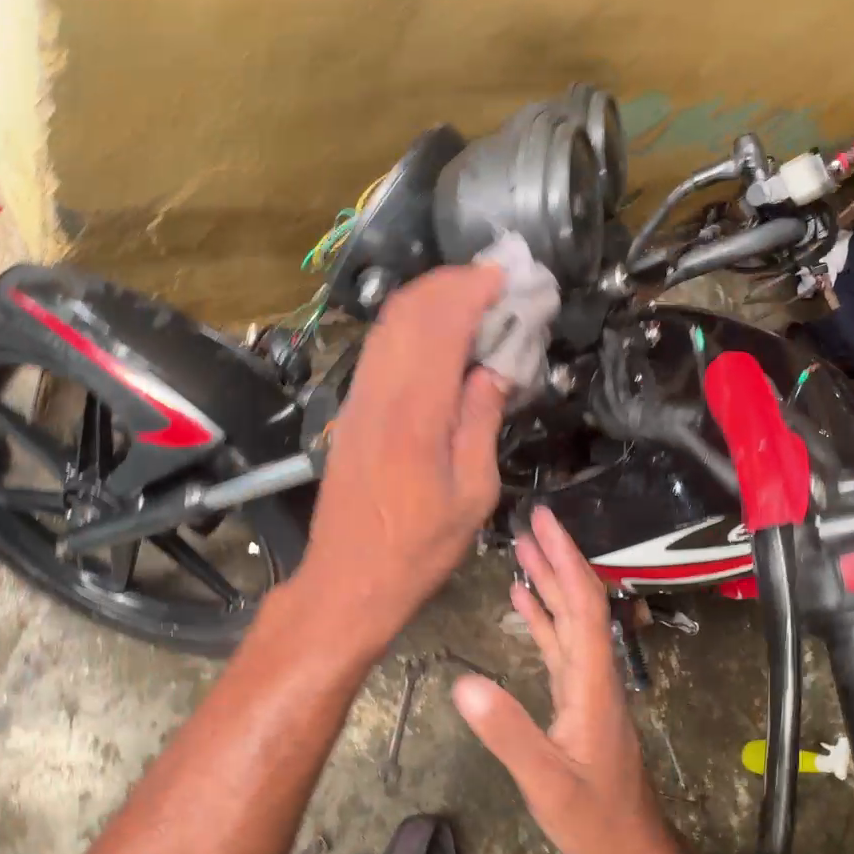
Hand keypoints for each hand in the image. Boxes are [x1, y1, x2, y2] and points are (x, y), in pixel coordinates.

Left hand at [296, 265, 509, 643]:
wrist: (349, 577)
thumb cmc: (418, 547)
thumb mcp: (473, 494)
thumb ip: (481, 422)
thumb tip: (494, 370)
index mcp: (417, 414)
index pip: (441, 326)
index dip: (473, 290)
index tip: (504, 276)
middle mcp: (380, 394)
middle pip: (409, 312)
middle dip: (451, 283)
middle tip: (491, 279)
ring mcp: (358, 399)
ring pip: (388, 325)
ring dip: (427, 298)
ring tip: (468, 295)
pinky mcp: (350, 410)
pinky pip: (378, 348)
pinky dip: (407, 325)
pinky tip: (434, 332)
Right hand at [452, 508, 673, 853]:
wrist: (630, 849)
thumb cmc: (593, 816)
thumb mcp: (546, 781)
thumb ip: (507, 733)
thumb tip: (463, 682)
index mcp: (592, 680)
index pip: (584, 605)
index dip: (566, 560)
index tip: (546, 522)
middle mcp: (594, 672)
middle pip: (579, 602)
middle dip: (557, 557)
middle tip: (532, 519)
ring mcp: (587, 685)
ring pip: (569, 620)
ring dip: (549, 582)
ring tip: (522, 547)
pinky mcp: (577, 698)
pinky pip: (560, 645)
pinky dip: (542, 617)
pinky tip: (523, 601)